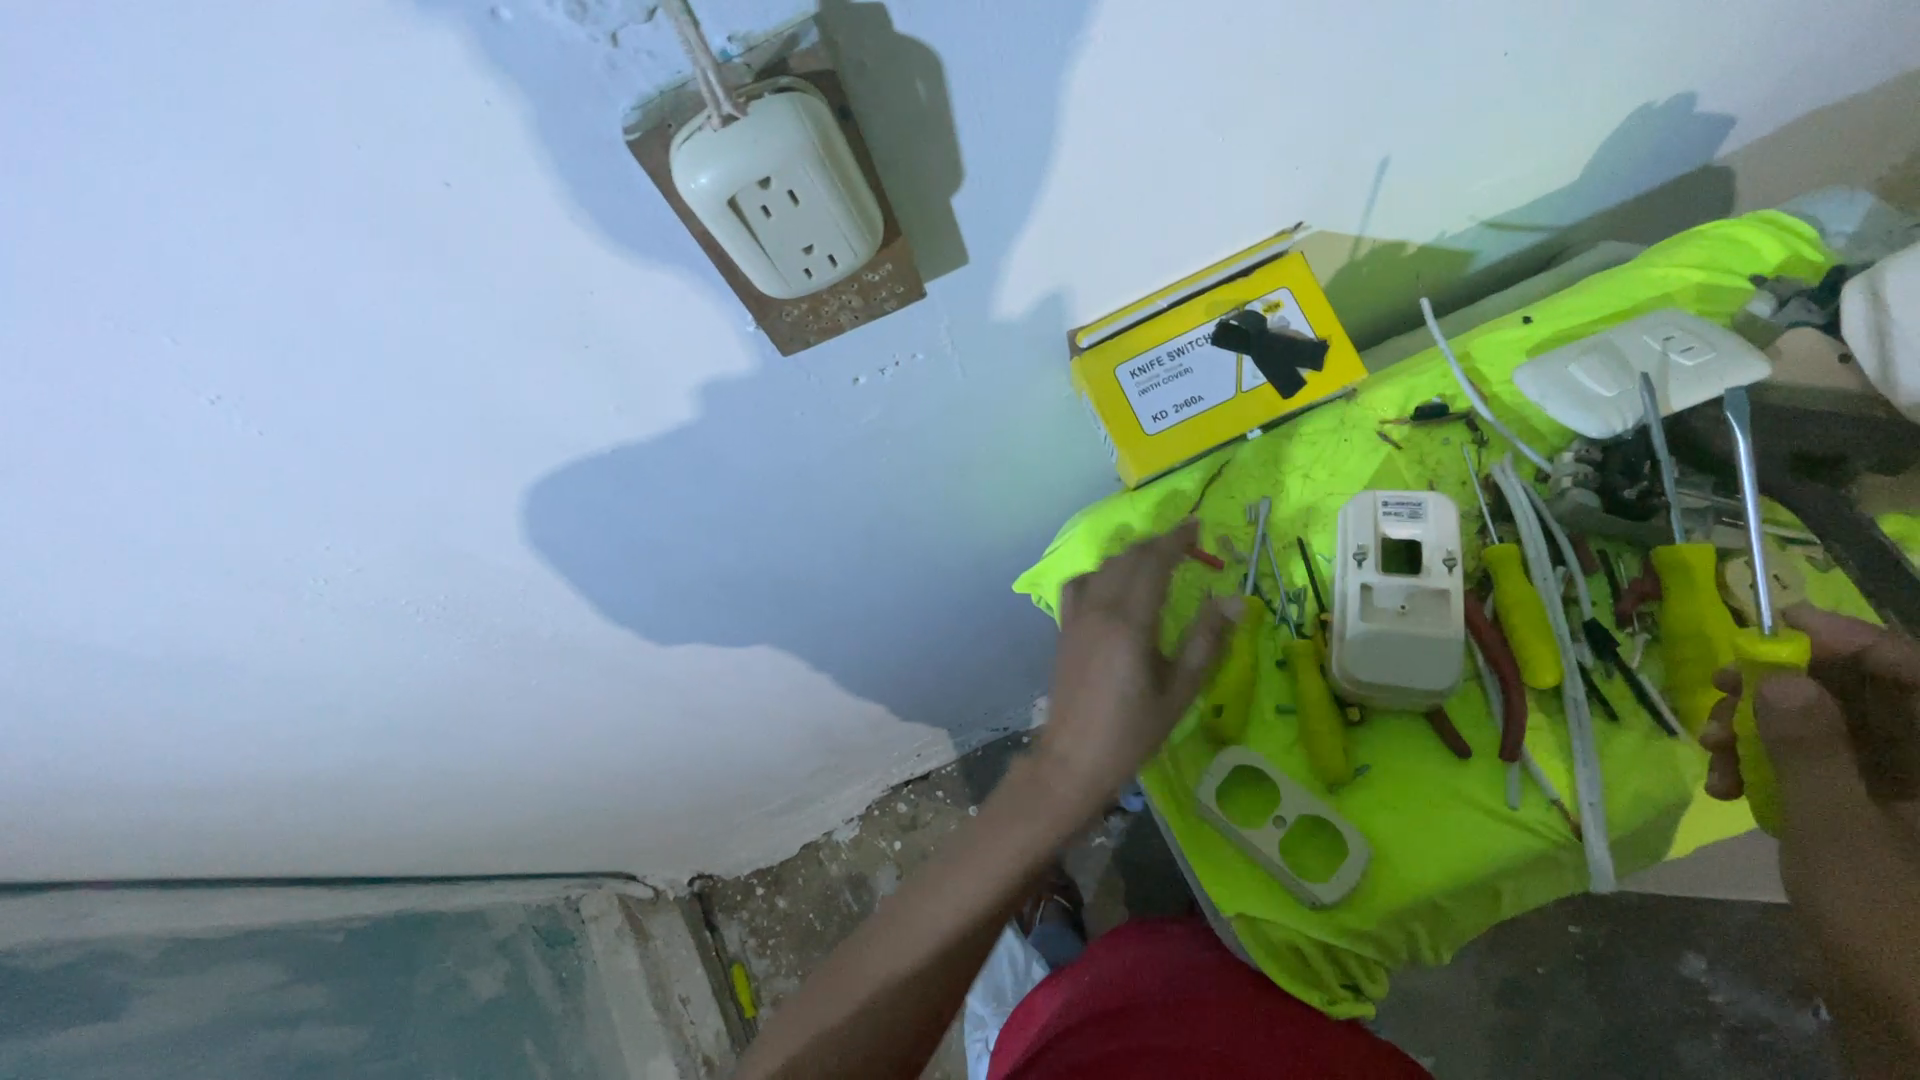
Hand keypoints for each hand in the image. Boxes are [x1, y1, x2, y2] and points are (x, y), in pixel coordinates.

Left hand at [1036, 520, 1236, 808]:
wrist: (1075, 758)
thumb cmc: (1134, 731)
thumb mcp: (1180, 690)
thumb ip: (1207, 640)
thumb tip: (1235, 599)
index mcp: (1130, 622)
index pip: (1154, 563)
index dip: (1176, 540)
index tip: (1197, 526)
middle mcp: (1099, 609)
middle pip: (1128, 559)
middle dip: (1157, 543)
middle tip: (1185, 541)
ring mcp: (1076, 618)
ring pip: (1103, 568)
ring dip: (1130, 555)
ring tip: (1155, 559)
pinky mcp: (1064, 630)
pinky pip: (1080, 585)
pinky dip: (1100, 573)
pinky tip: (1113, 584)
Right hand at [1697, 605, 1919, 1072]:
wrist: (1904, 1018)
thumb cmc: (1890, 929)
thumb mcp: (1839, 835)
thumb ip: (1811, 749)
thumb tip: (1780, 675)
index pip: (1919, 674)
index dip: (1851, 640)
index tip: (1773, 627)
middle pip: (1868, 694)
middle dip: (1784, 684)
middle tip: (1718, 688)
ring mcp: (1908, 794)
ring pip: (1834, 727)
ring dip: (1762, 726)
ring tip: (1709, 746)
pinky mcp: (1875, 815)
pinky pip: (1820, 765)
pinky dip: (1767, 765)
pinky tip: (1724, 783)